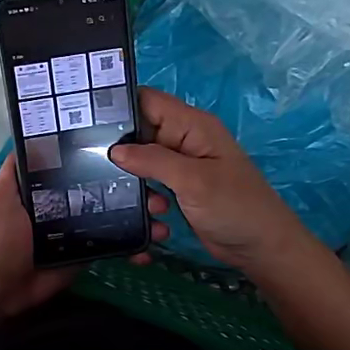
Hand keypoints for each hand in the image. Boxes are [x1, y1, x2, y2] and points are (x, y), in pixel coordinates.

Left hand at [0, 160, 167, 323]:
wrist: (1, 290)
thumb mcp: (1, 198)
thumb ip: (16, 171)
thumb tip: (32, 135)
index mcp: (47, 187)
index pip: (80, 164)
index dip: (104, 157)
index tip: (134, 147)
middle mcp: (66, 202)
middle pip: (105, 189)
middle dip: (134, 187)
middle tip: (157, 190)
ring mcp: (79, 228)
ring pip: (116, 216)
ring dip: (141, 215)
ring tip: (161, 218)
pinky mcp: (87, 251)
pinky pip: (114, 244)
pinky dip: (134, 246)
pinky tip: (151, 246)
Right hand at [109, 87, 313, 274]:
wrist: (262, 248)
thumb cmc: (235, 207)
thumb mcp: (193, 181)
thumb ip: (152, 161)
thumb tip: (114, 151)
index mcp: (191, 125)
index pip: (147, 101)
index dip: (119, 106)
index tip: (88, 123)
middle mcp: (183, 140)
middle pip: (138, 133)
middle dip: (119, 152)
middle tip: (96, 171)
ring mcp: (180, 166)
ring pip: (140, 163)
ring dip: (134, 183)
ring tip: (138, 204)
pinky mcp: (178, 189)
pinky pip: (150, 186)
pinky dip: (146, 201)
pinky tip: (152, 219)